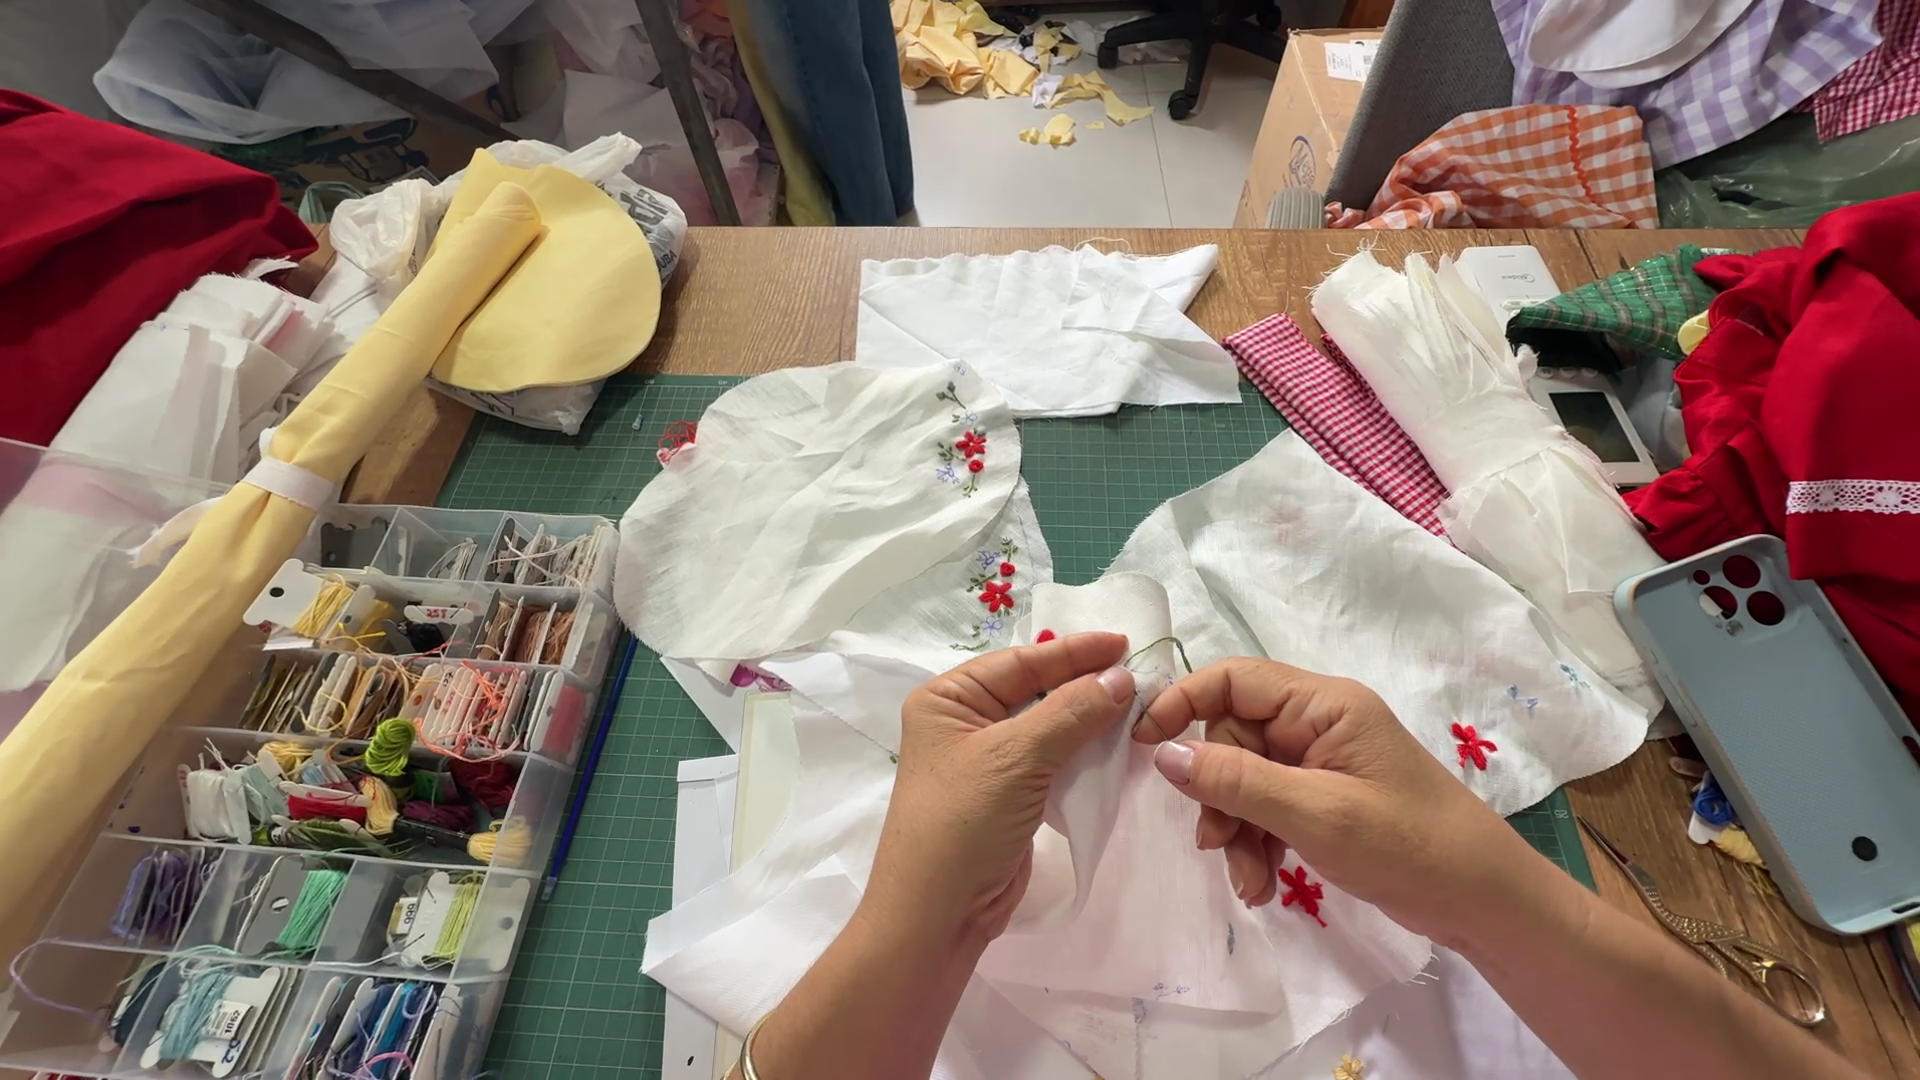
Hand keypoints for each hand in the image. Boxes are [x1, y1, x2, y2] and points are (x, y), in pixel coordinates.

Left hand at [863, 632, 1135, 944]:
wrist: (939, 914)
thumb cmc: (964, 820)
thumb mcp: (1016, 757)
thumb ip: (1071, 712)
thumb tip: (1121, 677)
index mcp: (948, 697)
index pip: (1019, 662)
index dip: (1072, 652)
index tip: (1122, 642)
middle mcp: (964, 720)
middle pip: (1035, 690)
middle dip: (1084, 683)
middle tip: (1138, 671)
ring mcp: (988, 758)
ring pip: (1049, 725)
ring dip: (1090, 718)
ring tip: (1137, 704)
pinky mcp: (1010, 792)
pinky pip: (1053, 758)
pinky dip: (1084, 751)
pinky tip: (1117, 743)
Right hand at [1133, 657, 1539, 945]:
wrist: (1490, 909)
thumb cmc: (1411, 847)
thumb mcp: (1315, 814)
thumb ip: (1234, 780)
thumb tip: (1160, 753)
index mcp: (1321, 703)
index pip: (1232, 679)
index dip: (1182, 702)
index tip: (1144, 743)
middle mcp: (1314, 721)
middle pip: (1230, 737)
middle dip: (1217, 792)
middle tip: (1214, 842)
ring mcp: (1316, 760)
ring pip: (1242, 776)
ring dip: (1235, 827)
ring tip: (1248, 880)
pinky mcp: (1319, 795)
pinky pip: (1264, 804)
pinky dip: (1256, 840)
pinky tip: (1262, 882)